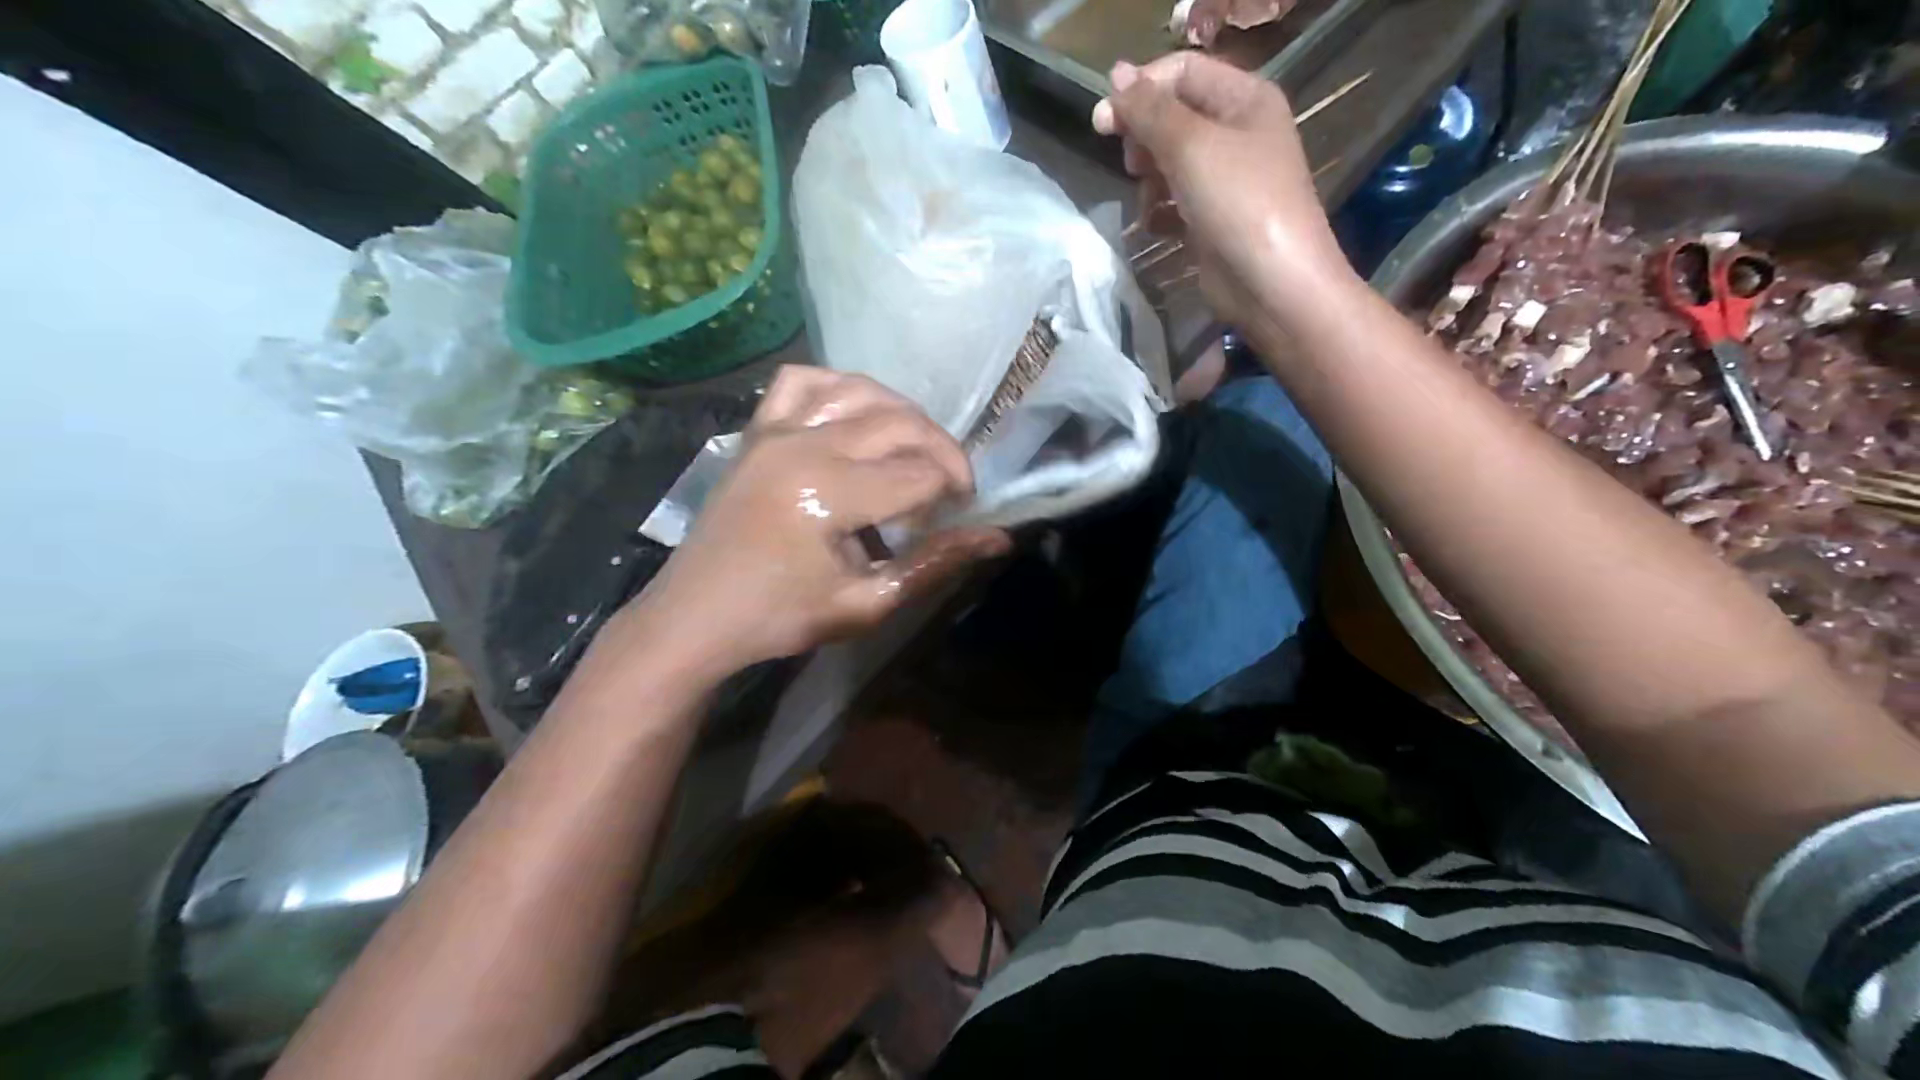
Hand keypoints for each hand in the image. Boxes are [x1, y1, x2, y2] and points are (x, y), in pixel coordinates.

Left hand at [608, 367, 1011, 680]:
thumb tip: (998, 539)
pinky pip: (803, 381)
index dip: (954, 491)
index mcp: (829, 493)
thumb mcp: (864, 603)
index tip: (960, 516)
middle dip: (941, 451)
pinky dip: (840, 387)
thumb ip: (933, 565)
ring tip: (914, 452)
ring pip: (861, 391)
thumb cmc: (780, 617)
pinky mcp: (756, 430)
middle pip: (900, 423)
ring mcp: (776, 430)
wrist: (695, 615)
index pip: (920, 474)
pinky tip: (855, 413)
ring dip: (902, 416)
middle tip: (950, 489)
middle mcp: (805, 445)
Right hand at [1092, 53, 1358, 331]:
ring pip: (1169, 162)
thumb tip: (1115, 76)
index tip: (1102, 123)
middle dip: (1144, 139)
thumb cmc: (1238, 203)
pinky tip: (1156, 226)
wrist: (1271, 283)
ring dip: (1149, 180)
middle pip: (1172, 117)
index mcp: (1244, 99)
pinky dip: (1159, 212)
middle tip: (1132, 165)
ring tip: (1148, 201)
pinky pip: (1174, 202)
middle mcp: (1237, 132)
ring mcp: (1225, 179)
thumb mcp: (1190, 146)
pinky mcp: (1212, 219)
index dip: (1140, 90)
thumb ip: (1149, 111)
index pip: (1181, 72)